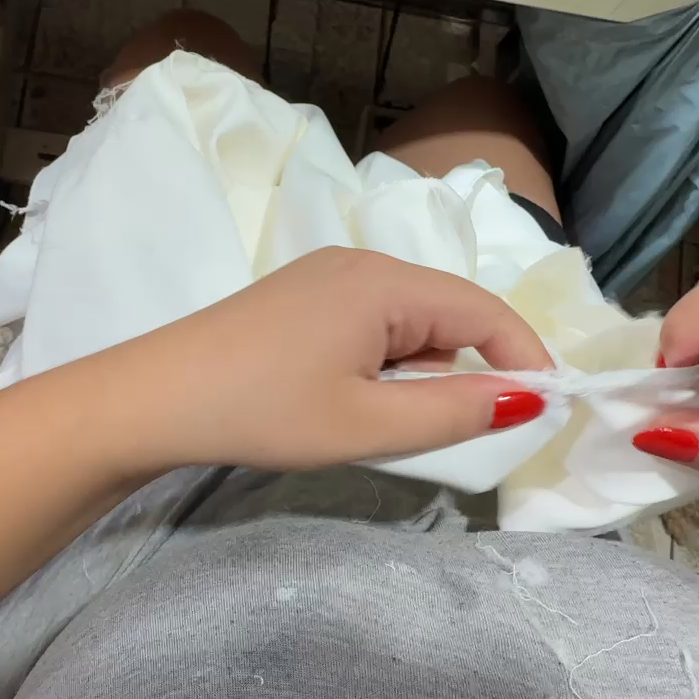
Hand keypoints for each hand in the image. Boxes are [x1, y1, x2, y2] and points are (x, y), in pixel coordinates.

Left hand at [70, 247, 554, 471]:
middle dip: (462, 372)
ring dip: (416, 374)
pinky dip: (382, 365)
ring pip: (406, 325)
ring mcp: (325, 278)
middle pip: (445, 314)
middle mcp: (360, 264)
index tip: (544, 410)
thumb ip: (455, 411)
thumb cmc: (265, 412)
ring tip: (378, 421)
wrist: (154, 399)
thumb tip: (527, 397)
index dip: (524, 358)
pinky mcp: (301, 299)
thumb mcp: (368, 423)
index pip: (484, 310)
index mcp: (385, 282)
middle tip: (440, 433)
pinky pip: (369, 326)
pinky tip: (349, 400)